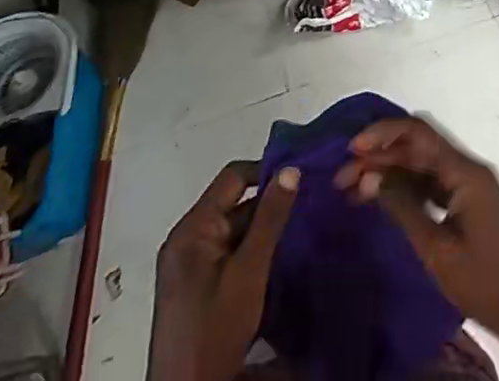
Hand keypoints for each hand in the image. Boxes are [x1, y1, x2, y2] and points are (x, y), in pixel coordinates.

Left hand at [149, 161, 299, 380]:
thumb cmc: (215, 329)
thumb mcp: (249, 272)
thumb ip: (270, 220)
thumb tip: (290, 170)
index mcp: (192, 228)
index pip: (232, 178)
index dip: (265, 172)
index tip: (301, 178)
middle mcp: (187, 239)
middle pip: (233, 206)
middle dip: (269, 206)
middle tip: (311, 206)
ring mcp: (190, 265)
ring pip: (234, 233)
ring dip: (264, 232)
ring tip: (304, 230)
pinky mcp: (198, 288)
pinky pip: (229, 255)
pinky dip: (253, 254)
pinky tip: (281, 261)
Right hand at [334, 118, 498, 348]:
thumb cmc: (484, 283)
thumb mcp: (436, 249)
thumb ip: (401, 206)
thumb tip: (367, 176)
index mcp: (465, 172)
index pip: (418, 134)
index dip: (382, 134)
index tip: (352, 149)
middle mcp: (467, 168)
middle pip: (416, 147)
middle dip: (378, 155)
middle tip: (343, 177)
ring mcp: (468, 184)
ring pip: (419, 164)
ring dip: (387, 171)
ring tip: (352, 189)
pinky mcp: (466, 200)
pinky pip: (429, 181)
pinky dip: (403, 185)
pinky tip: (378, 197)